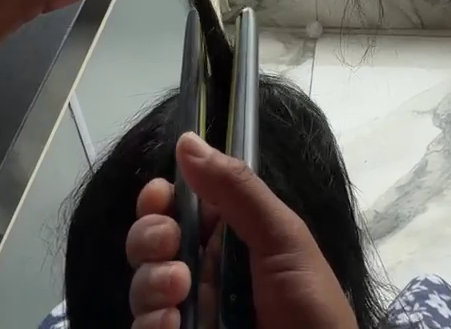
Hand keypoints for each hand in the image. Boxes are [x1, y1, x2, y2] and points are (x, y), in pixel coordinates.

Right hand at [126, 133, 357, 328]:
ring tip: (177, 292)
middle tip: (169, 244)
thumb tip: (186, 139)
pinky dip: (150, 323)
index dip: (161, 197)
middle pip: (151, 240)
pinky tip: (171, 323)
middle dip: (149, 235)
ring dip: (150, 281)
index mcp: (230, 235)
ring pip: (141, 285)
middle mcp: (203, 269)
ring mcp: (190, 312)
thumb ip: (235, 189)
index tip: (158, 196)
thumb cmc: (309, 305)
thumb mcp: (282, 237)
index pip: (181, 203)